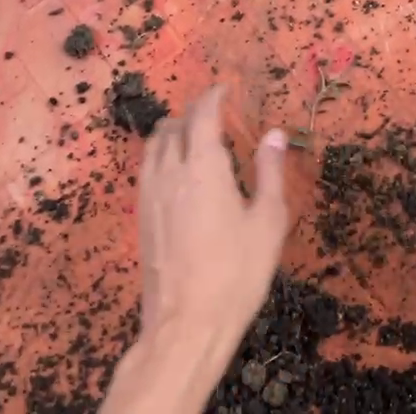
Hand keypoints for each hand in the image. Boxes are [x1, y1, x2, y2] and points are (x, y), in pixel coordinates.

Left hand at [100, 87, 289, 413]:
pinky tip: (176, 170)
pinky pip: (147, 169)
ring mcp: (149, 196)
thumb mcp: (267, 221)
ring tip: (192, 133)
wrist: (185, 326)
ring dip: (172, 131)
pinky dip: (161, 155)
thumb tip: (275, 134)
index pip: (202, 115)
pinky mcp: (141, 219)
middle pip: (173, 126)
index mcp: (203, 166)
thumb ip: (270, 172)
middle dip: (193, 112)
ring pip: (154, 146)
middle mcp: (170, 173)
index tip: (225, 88)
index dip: (213, 96)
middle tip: (214, 111)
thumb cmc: (236, 271)